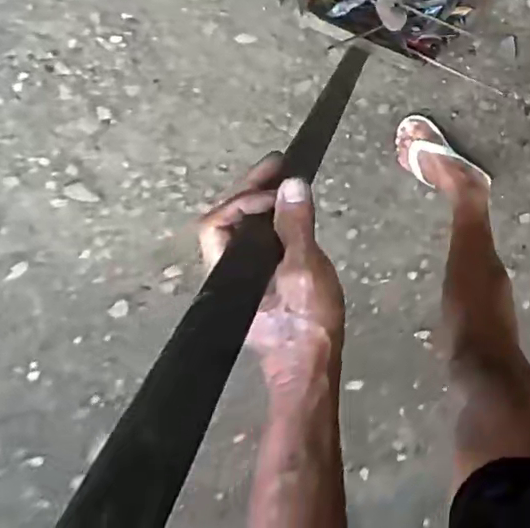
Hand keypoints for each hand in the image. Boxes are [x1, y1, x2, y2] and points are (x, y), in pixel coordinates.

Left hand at [198, 154, 345, 389]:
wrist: (311, 366)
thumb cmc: (306, 322)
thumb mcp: (305, 269)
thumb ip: (296, 226)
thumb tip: (292, 184)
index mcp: (230, 270)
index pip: (218, 221)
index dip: (245, 198)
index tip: (280, 189)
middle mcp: (231, 271)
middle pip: (227, 220)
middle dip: (251, 188)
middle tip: (280, 162)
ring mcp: (247, 277)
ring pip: (242, 229)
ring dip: (261, 200)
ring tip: (286, 178)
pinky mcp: (264, 280)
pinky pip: (259, 239)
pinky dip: (272, 217)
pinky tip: (291, 210)